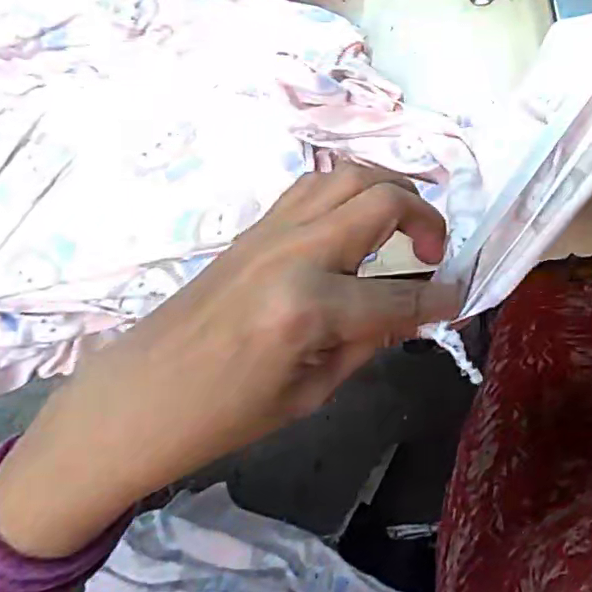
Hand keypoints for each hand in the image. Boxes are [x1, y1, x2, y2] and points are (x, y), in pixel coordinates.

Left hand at [0, 164, 460, 556]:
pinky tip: (358, 220)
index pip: (398, 297)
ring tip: (404, 223)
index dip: (439, 301)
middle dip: (427, 219)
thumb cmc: (221, 416)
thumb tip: (418, 311)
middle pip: (383, 200)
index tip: (460, 301)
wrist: (131, 400)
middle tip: (434, 251)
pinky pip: (316, 185)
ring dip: (390, 189)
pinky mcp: (255, 227)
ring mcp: (271, 230)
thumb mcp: (311, 392)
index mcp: (308, 308)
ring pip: (350, 175)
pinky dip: (351, 190)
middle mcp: (293, 252)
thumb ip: (371, 340)